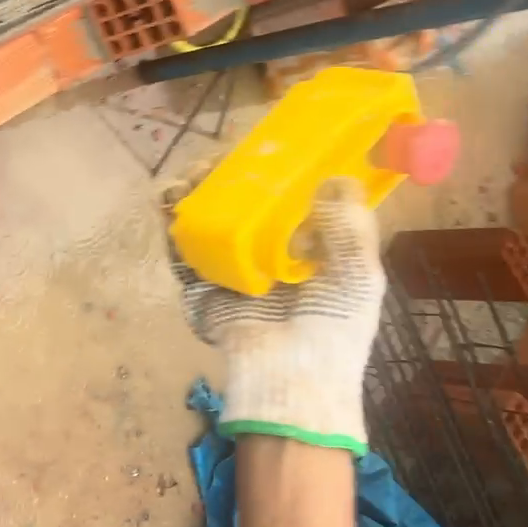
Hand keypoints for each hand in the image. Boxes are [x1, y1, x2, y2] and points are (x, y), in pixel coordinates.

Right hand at [174, 178, 384, 453]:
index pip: (283, 196)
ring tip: (188, 179)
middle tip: (214, 163)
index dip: (271, 170)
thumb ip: (349, 229)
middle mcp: (262, 249)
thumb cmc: (332, 331)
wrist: (287, 376)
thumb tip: (336, 178)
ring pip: (204, 219)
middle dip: (221, 177)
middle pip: (236, 202)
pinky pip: (180, 248)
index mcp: (304, 245)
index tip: (262, 150)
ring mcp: (227, 265)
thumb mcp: (356, 277)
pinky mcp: (197, 282)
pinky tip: (171, 206)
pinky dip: (173, 225)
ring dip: (191, 194)